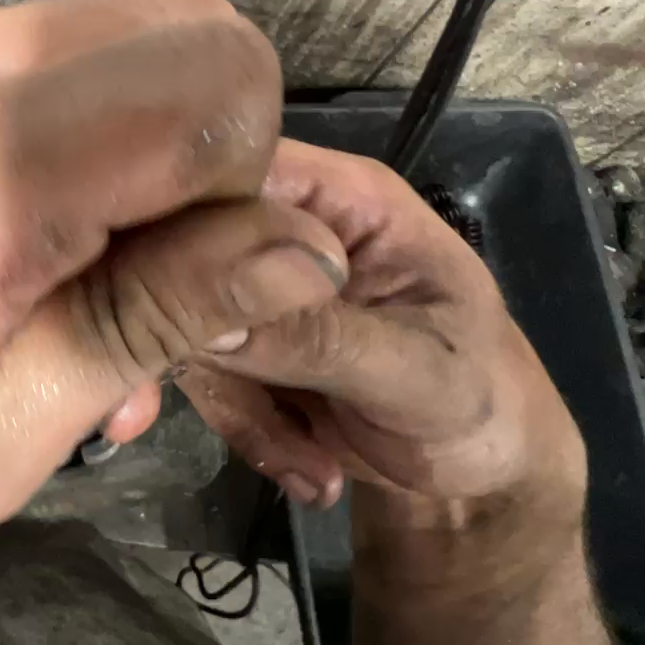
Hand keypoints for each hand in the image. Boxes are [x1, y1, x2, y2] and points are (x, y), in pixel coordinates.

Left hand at [0, 0, 350, 541]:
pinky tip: (53, 204)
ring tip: (96, 242)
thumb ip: (156, 325)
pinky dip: (102, 116)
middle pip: (195, 35)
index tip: (187, 282)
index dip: (242, 194)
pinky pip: (75, 41)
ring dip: (159, 133)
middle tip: (149, 263)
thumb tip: (302, 253)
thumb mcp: (7, 438)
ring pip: (145, 26)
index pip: (210, 98)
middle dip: (214, 154)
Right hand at [178, 140, 585, 520]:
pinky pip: (195, 371)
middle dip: (204, 338)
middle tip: (252, 406)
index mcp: (342, 201)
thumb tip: (214, 319)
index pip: (235, 170)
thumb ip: (320, 338)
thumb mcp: (416, 372)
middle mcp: (283, 231)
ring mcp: (252, 289)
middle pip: (183, 247)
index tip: (165, 293)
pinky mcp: (234, 341)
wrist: (475, 474)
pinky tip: (309, 465)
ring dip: (237, 404)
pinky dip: (241, 427)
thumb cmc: (480, 404)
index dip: (186, 217)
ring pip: (179, 320)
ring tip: (313, 460)